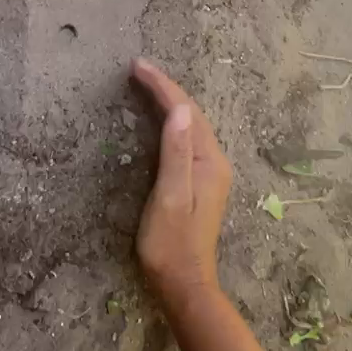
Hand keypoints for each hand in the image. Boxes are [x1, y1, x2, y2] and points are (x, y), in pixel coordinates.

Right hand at [130, 58, 233, 306]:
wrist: (184, 285)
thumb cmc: (171, 243)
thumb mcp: (170, 196)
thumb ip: (176, 152)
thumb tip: (181, 110)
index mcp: (209, 162)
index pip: (186, 111)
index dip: (162, 86)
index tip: (137, 66)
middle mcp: (215, 162)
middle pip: (192, 114)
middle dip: (166, 88)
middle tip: (137, 68)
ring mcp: (209, 173)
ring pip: (191, 126)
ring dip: (170, 101)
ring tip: (146, 83)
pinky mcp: (200, 183)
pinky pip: (186, 140)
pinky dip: (171, 121)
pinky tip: (160, 119)